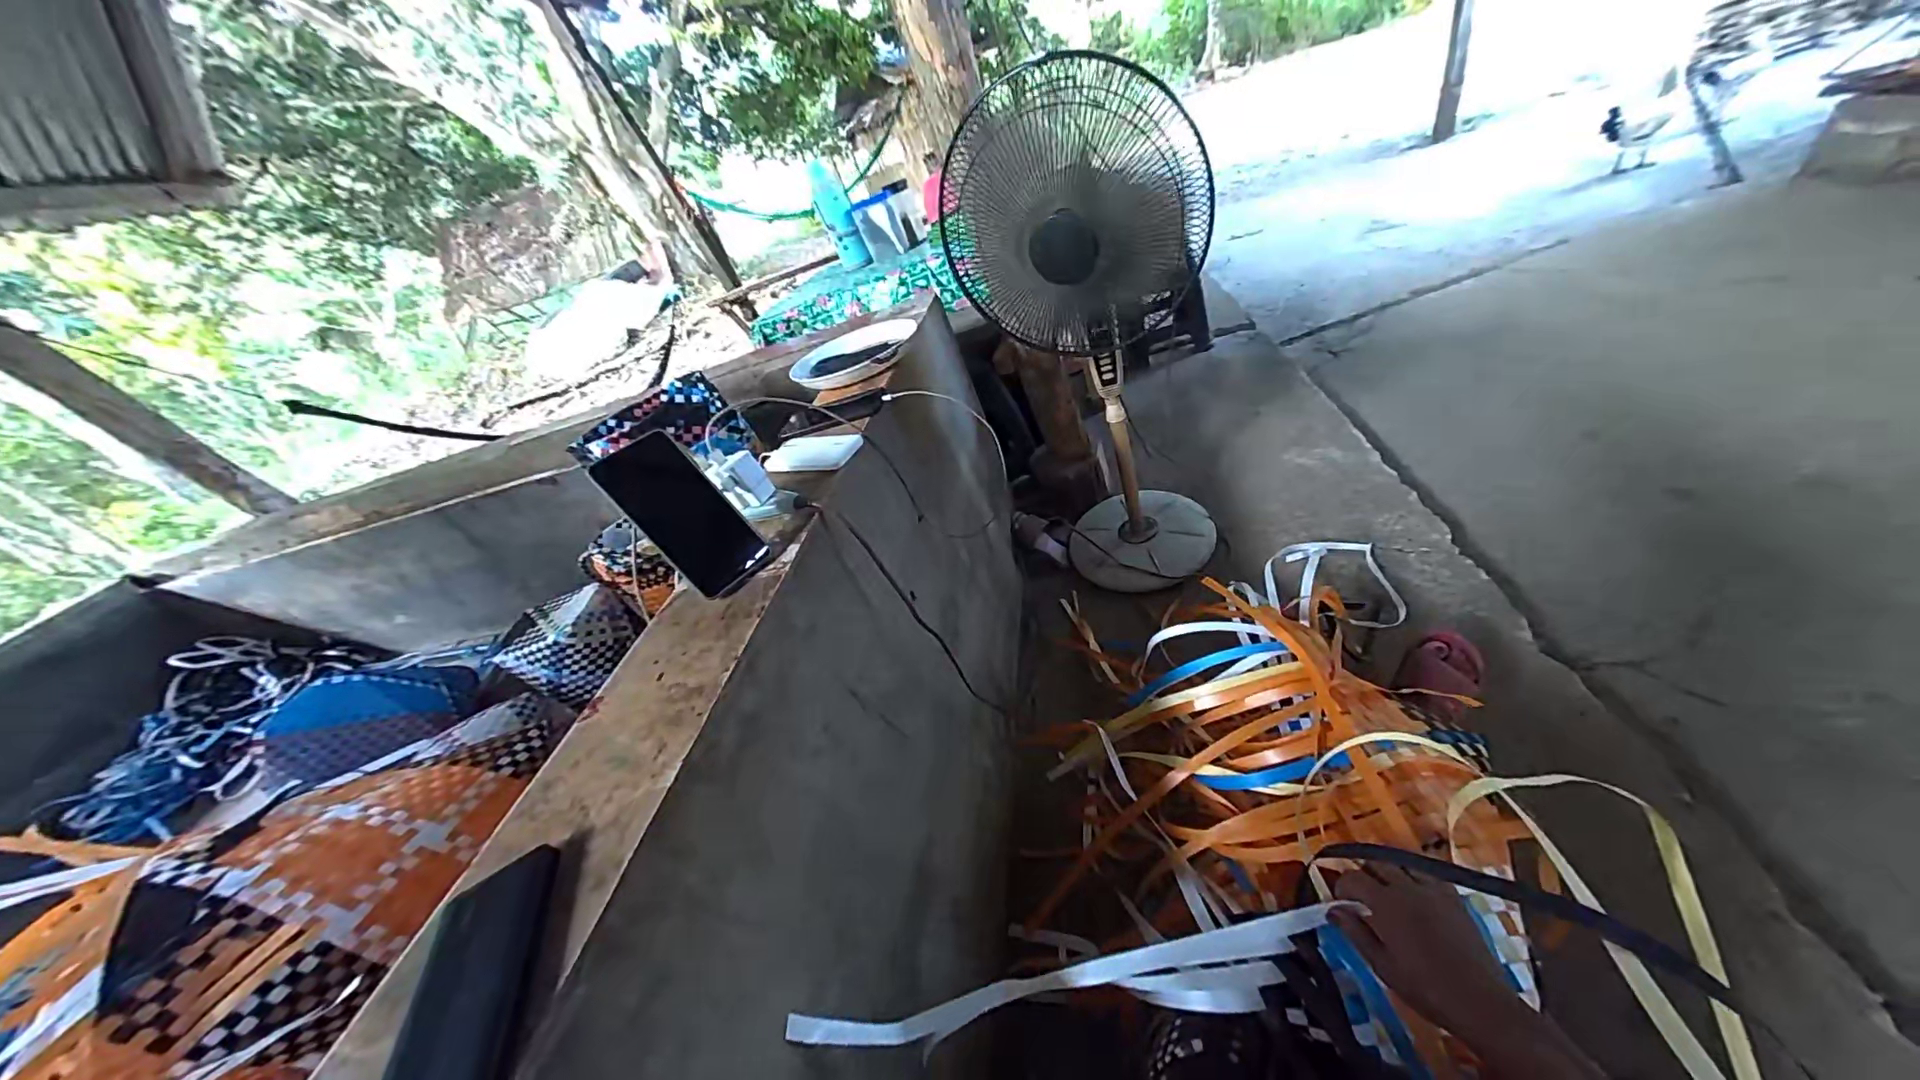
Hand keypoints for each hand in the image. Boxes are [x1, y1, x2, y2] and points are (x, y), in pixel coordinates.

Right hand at [1330, 864, 1605, 1078]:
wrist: (1481, 1004)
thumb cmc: (1425, 988)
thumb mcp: (1382, 965)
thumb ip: (1355, 932)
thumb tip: (1333, 910)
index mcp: (1385, 903)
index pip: (1352, 878)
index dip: (1340, 886)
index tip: (1340, 902)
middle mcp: (1407, 888)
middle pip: (1375, 863)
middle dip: (1362, 873)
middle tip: (1359, 893)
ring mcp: (1434, 890)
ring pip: (1401, 863)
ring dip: (1387, 871)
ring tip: (1385, 888)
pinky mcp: (1455, 898)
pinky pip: (1428, 873)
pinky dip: (1414, 875)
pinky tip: (1415, 893)